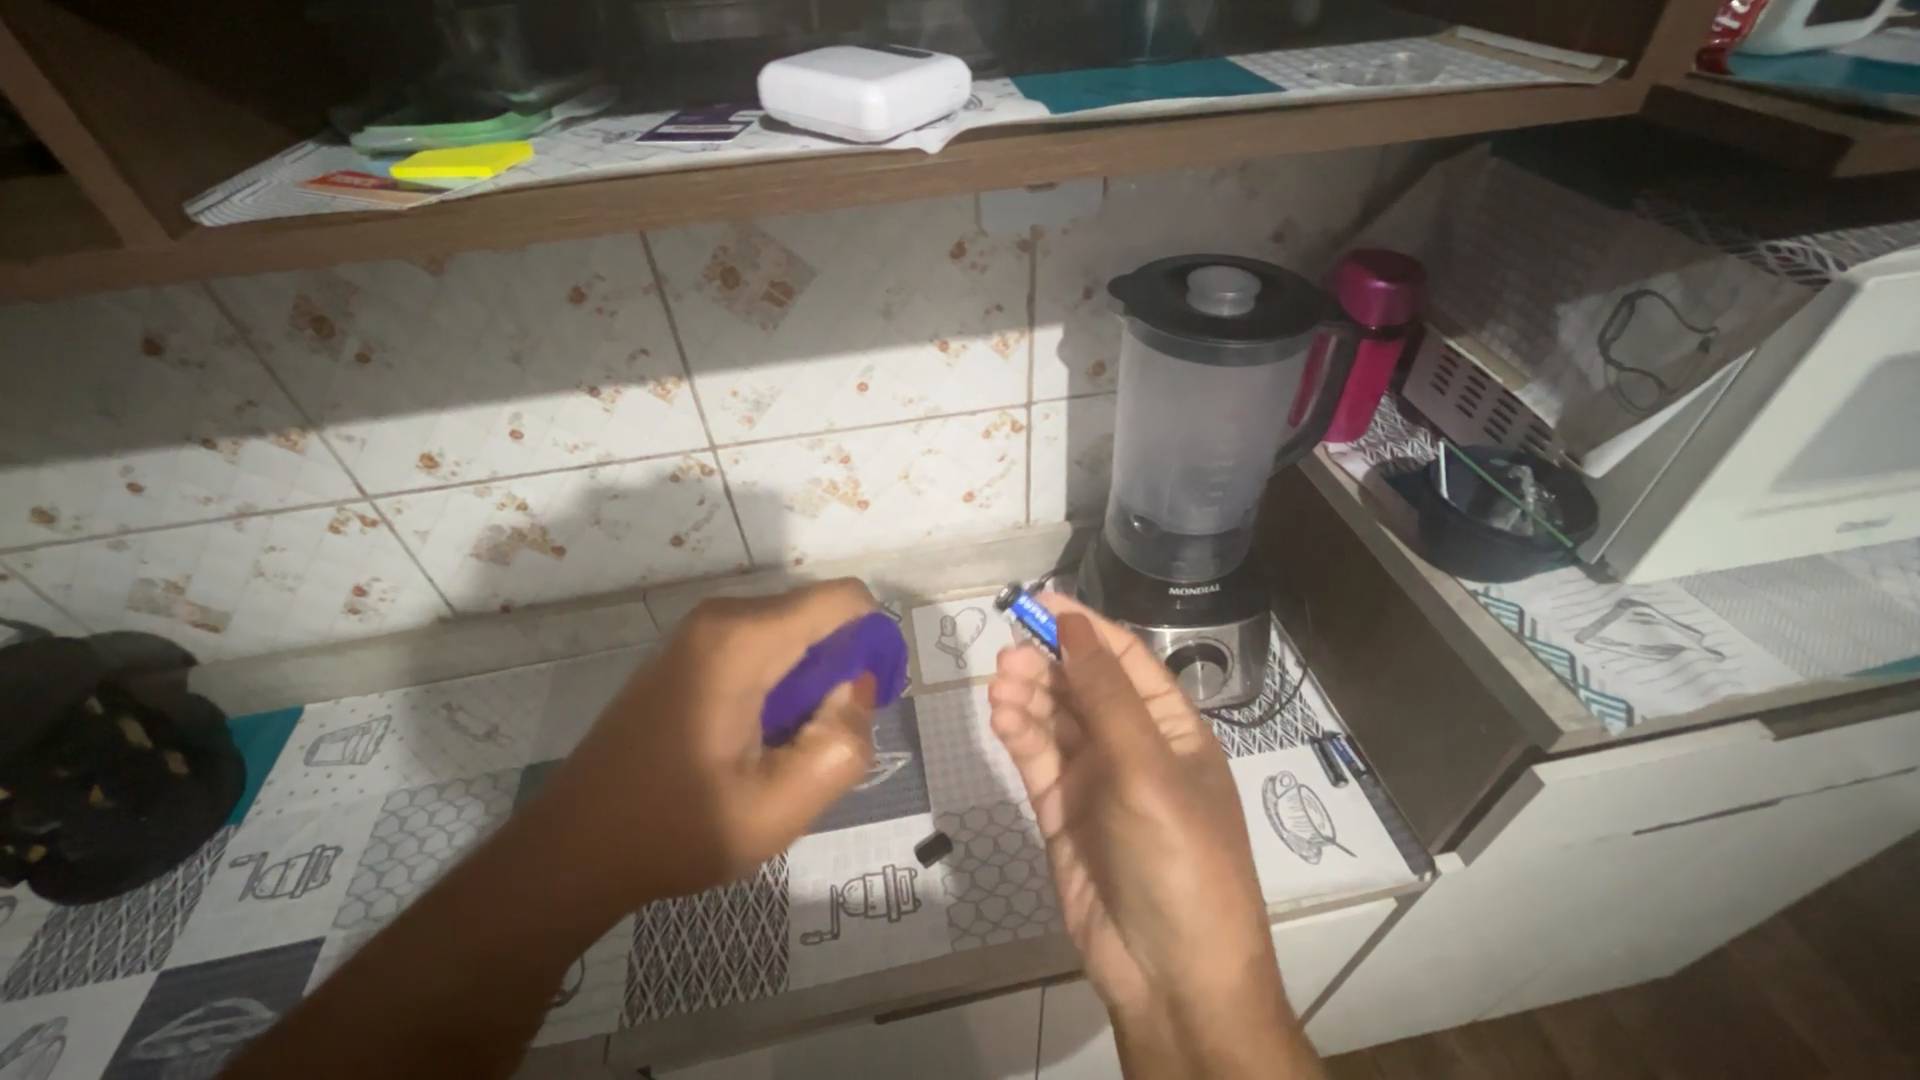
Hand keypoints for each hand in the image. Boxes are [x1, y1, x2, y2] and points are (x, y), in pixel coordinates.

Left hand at [525, 579, 879, 907]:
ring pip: (792, 636)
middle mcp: (720, 618)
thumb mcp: (781, 807)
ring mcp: (697, 633)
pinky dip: (778, 687)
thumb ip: (843, 744)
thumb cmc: (677, 829)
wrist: (574, 850)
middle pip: (819, 618)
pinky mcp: (686, 654)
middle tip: (817, 747)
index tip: (865, 709)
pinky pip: (761, 648)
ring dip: (808, 688)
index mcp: (743, 640)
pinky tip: (752, 744)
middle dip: (839, 674)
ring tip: (780, 753)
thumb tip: (856, 690)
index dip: (874, 646)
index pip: (845, 601)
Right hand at [989, 594, 1313, 1075]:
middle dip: (1048, 664)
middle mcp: (1135, 747)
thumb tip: (1075, 624)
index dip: (1086, 629)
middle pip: (1084, 688)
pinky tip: (1001, 715)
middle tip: (1008, 652)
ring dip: (1028, 697)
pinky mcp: (1062, 812)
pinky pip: (1038, 760)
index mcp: (1174, 729)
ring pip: (1056, 722)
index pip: (1127, 661)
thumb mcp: (1149, 768)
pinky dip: (1019, 734)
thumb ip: (1106, 695)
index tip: (1040, 602)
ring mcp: (1096, 781)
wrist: (1170, 972)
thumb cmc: (1179, 856)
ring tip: (1000, 682)